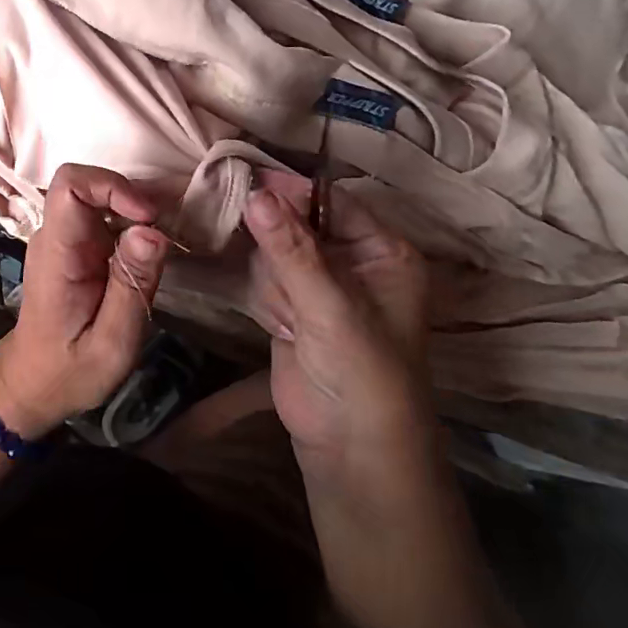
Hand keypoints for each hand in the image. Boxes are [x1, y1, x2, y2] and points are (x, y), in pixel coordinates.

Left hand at [0, 164, 170, 438]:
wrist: (33, 382)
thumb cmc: (69, 370)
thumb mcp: (111, 344)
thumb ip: (131, 287)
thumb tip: (152, 231)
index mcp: (57, 253)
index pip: (70, 186)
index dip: (112, 186)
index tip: (149, 216)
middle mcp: (54, 236)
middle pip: (86, 184)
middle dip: (132, 197)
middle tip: (168, 229)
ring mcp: (62, 239)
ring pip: (97, 197)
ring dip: (134, 210)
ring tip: (164, 242)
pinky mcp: (74, 247)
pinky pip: (101, 217)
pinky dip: (130, 223)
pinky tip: (149, 251)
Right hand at [243, 188, 434, 464]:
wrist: (350, 447)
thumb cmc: (363, 370)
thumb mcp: (331, 306)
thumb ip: (291, 249)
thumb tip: (256, 193)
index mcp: (381, 251)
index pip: (330, 202)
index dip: (291, 192)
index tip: (245, 180)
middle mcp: (350, 260)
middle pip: (296, 222)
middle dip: (275, 240)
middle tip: (263, 258)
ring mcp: (318, 285)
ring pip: (272, 249)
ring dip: (271, 277)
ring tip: (288, 314)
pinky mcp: (291, 306)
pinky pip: (263, 277)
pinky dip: (263, 293)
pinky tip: (280, 323)